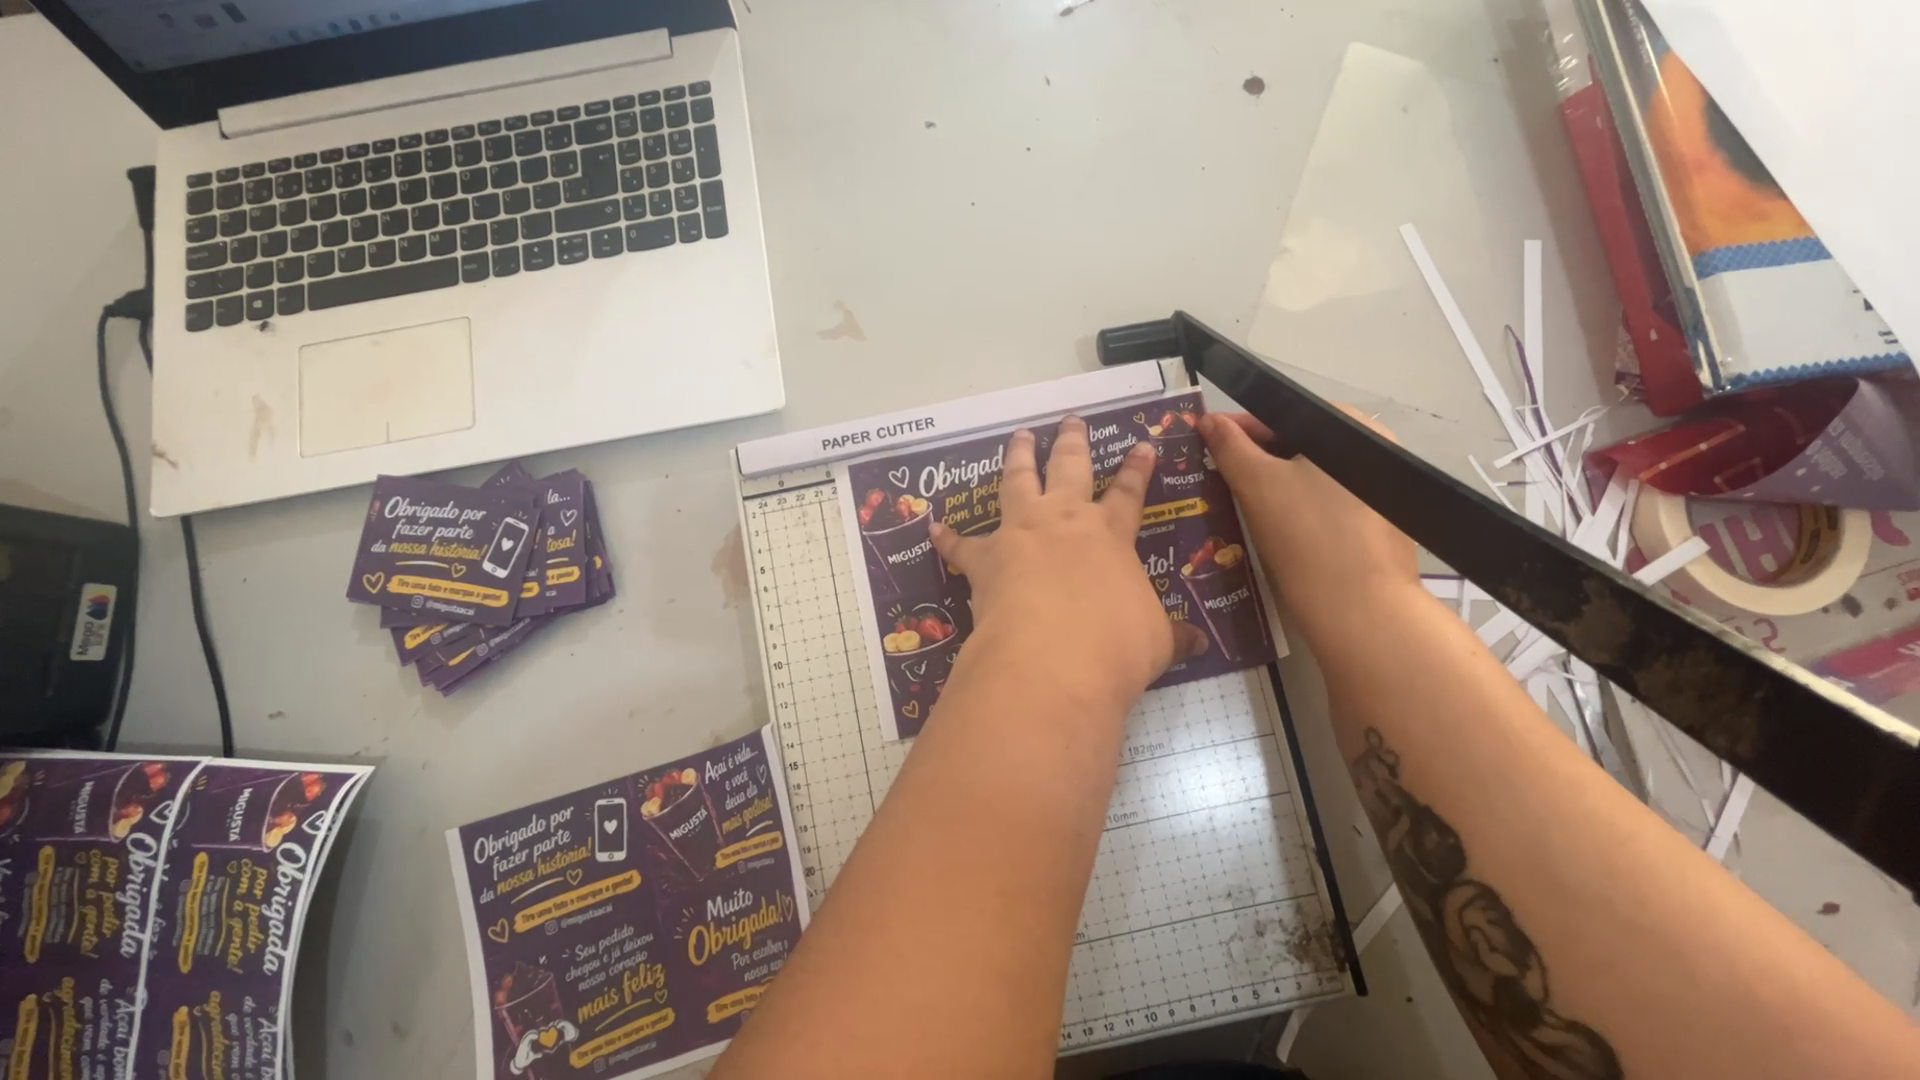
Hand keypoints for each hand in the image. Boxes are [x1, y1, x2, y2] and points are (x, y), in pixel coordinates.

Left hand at [931, 417, 1207, 710]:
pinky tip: (933, 527)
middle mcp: (1064, 521)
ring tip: (1018, 436)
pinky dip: (947, 536)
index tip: (1142, 445)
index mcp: (1110, 535)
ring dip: (1018, 457)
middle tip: (1069, 419)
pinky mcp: (984, 560)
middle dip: (1072, 441)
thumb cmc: (1113, 647)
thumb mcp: (1155, 641)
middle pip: (1069, 468)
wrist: (1052, 660)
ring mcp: (1020, 534)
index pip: (1129, 493)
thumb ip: (1171, 635)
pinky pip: (961, 544)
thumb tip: (1197, 642)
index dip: (1137, 469)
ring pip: (1017, 482)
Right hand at [1200, 410, 1418, 645]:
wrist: (1360, 612)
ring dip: (1276, 487)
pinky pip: (1330, 503)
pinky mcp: (1382, 522)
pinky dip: (1301, 509)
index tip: (1205, 444)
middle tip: (1220, 478)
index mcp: (1353, 426)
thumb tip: (1208, 418)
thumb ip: (1229, 446)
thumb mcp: (1257, 484)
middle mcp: (1378, 448)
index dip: (1238, 429)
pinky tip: (1278, 529)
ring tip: (1241, 504)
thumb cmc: (1306, 537)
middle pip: (1300, 445)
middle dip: (1256, 461)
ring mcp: (1383, 487)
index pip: (1282, 415)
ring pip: (1313, 476)